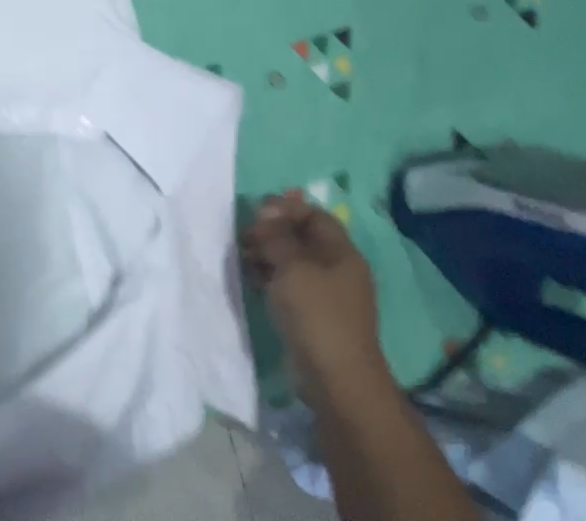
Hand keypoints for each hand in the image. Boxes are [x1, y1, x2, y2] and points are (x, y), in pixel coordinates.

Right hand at [240, 191, 389, 408]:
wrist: (334, 375)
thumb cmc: (316, 313)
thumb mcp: (293, 267)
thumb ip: (277, 236)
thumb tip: (266, 212)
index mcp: (341, 253)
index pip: (314, 216)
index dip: (286, 208)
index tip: (255, 212)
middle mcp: (336, 269)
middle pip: (301, 237)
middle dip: (271, 231)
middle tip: (244, 237)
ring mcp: (325, 293)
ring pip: (291, 260)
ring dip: (266, 254)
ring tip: (243, 258)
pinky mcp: (311, 312)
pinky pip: (288, 283)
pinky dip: (269, 276)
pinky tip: (252, 279)